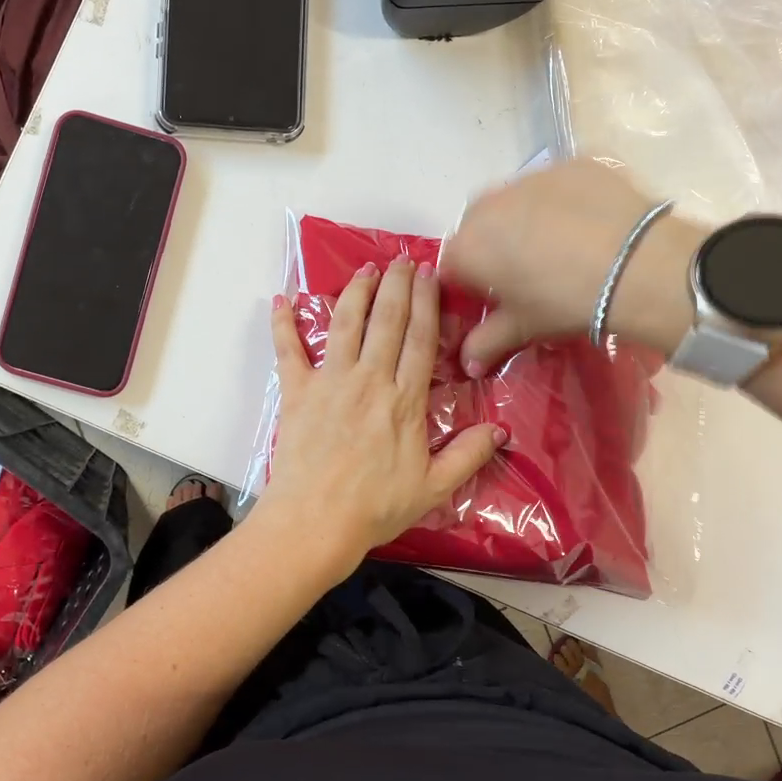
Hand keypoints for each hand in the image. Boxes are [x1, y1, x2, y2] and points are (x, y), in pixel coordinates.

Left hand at [255, 258, 502, 567]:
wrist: (315, 521)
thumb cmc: (375, 508)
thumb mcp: (433, 488)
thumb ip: (466, 456)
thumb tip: (500, 431)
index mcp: (405, 400)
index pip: (421, 340)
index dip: (427, 303)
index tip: (429, 274)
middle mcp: (369, 380)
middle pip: (387, 322)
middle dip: (396, 285)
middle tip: (401, 259)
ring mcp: (329, 383)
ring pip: (345, 325)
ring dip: (355, 292)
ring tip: (364, 269)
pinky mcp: (296, 393)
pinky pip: (288, 350)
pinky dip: (283, 323)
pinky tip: (281, 299)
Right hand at [440, 159, 707, 375]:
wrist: (639, 264)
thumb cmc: (566, 301)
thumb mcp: (523, 327)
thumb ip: (486, 343)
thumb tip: (467, 365)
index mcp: (467, 247)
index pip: (449, 267)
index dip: (466, 285)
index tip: (489, 299)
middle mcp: (487, 205)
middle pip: (476, 227)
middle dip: (490, 247)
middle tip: (523, 273)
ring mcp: (530, 178)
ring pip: (512, 201)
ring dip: (521, 220)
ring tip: (557, 246)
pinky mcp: (570, 164)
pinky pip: (553, 185)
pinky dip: (560, 201)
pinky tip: (586, 224)